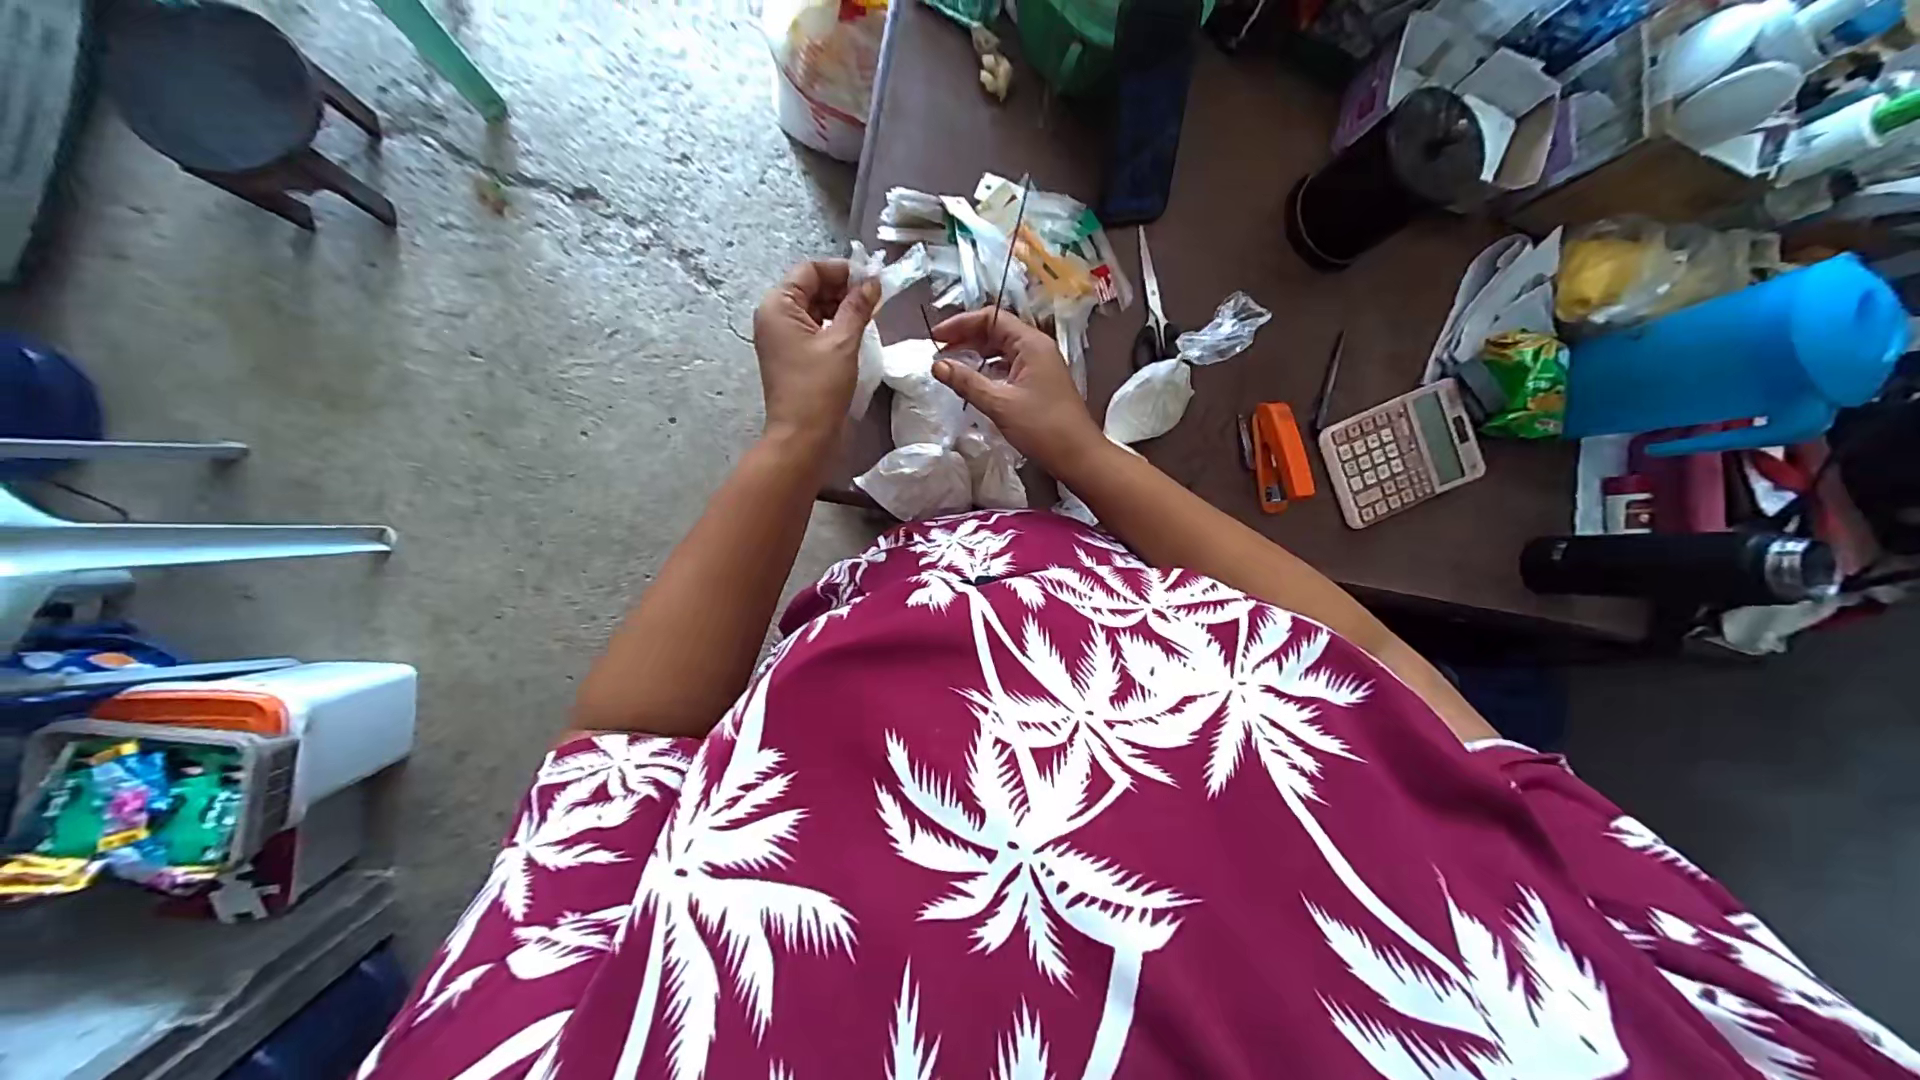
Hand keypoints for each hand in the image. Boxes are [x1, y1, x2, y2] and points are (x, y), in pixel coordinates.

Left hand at [752, 259, 879, 446]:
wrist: (803, 437)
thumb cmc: (819, 388)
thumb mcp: (843, 342)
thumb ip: (858, 307)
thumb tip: (872, 282)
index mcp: (777, 305)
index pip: (810, 270)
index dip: (842, 271)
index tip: (872, 281)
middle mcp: (774, 317)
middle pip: (810, 287)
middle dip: (842, 289)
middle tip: (875, 299)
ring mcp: (781, 338)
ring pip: (814, 308)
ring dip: (841, 308)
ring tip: (869, 316)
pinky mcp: (792, 356)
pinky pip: (813, 329)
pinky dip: (834, 326)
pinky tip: (856, 332)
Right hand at [930, 310, 1107, 476]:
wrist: (1078, 456)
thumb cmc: (1042, 427)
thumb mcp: (999, 403)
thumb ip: (966, 382)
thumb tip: (937, 365)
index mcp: (1031, 344)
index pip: (991, 317)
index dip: (961, 324)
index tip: (936, 338)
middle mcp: (1036, 348)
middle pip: (996, 331)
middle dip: (966, 339)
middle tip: (939, 354)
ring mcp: (1039, 366)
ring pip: (1001, 351)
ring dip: (975, 355)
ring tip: (951, 368)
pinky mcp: (1038, 384)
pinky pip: (1008, 368)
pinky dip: (988, 371)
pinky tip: (972, 383)